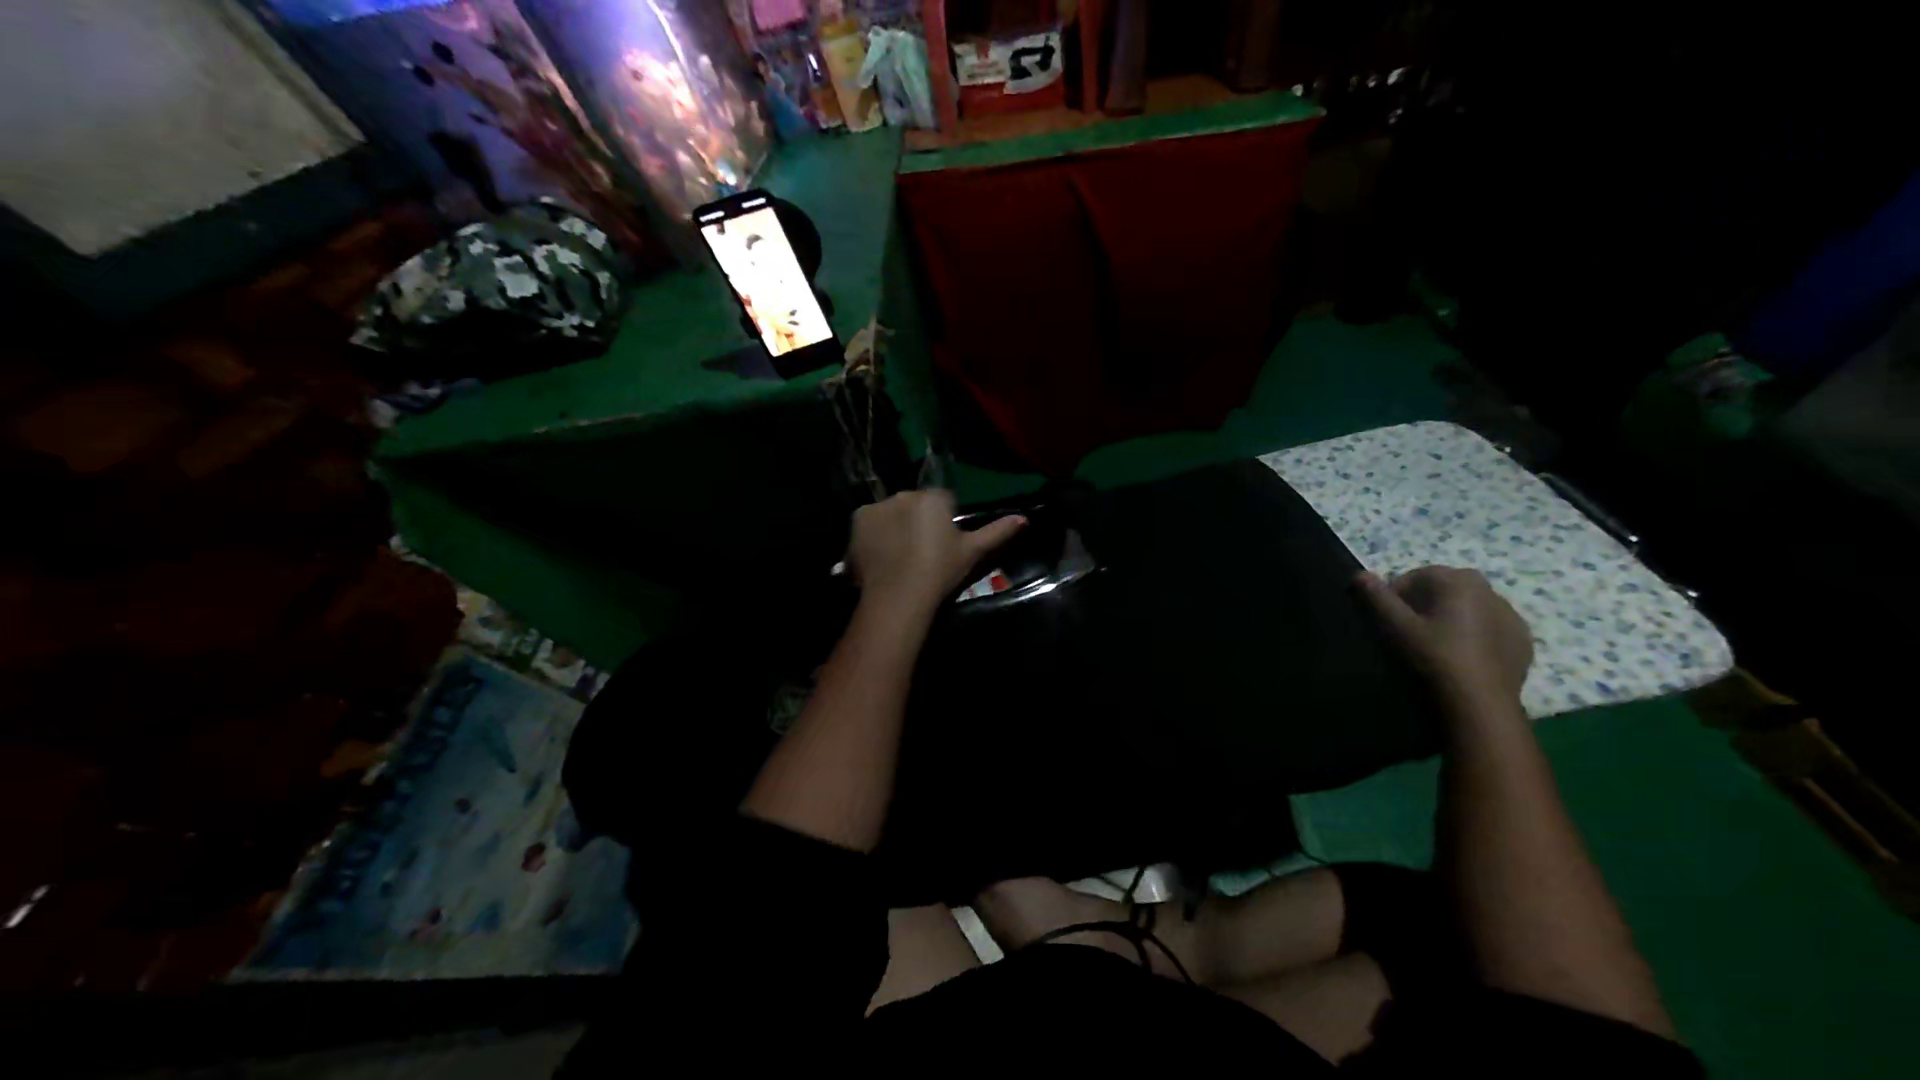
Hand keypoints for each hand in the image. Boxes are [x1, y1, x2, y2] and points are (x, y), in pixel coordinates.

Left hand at [849, 490, 1024, 610]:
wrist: (898, 595)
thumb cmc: (939, 572)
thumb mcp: (972, 552)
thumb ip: (997, 532)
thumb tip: (1024, 518)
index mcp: (934, 498)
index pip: (942, 501)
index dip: (942, 522)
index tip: (940, 546)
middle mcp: (906, 494)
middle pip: (915, 504)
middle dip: (917, 520)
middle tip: (920, 552)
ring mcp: (879, 505)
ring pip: (891, 511)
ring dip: (895, 525)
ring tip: (898, 557)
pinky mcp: (858, 519)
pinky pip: (869, 522)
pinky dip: (874, 534)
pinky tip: (881, 556)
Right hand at [1358, 566, 1534, 707]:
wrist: (1480, 703)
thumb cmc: (1433, 657)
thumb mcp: (1396, 626)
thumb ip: (1376, 597)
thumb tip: (1359, 574)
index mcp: (1459, 580)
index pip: (1417, 576)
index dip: (1396, 595)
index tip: (1389, 619)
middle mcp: (1490, 590)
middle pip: (1445, 588)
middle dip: (1425, 603)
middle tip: (1411, 631)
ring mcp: (1511, 615)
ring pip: (1470, 607)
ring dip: (1451, 617)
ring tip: (1437, 645)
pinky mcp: (1523, 639)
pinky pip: (1490, 627)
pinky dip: (1474, 633)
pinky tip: (1462, 656)